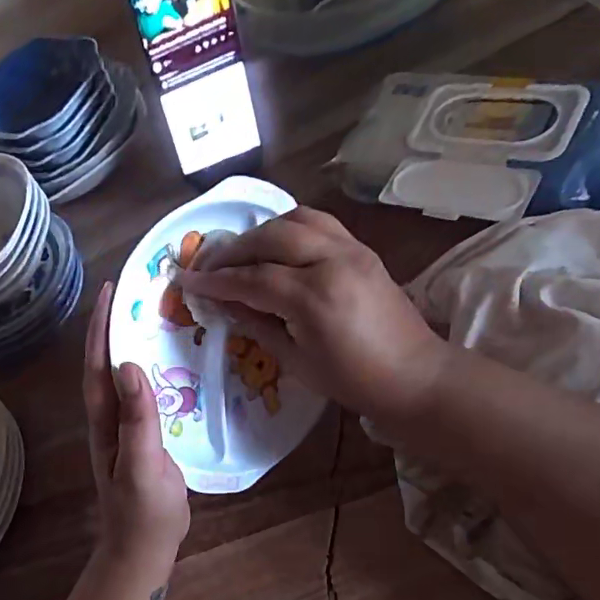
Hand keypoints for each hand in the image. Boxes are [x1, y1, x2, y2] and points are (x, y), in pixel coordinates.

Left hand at [83, 280, 188, 562]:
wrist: (144, 546)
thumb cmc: (143, 512)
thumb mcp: (142, 466)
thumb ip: (136, 420)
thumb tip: (129, 366)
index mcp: (105, 420)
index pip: (98, 364)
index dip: (101, 327)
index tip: (110, 290)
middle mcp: (111, 417)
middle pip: (108, 362)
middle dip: (115, 325)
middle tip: (137, 291)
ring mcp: (127, 428)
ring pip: (126, 375)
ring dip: (133, 342)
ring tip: (155, 313)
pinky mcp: (146, 437)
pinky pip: (146, 393)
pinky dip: (154, 369)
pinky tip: (173, 361)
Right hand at [178, 206, 451, 423]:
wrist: (414, 375)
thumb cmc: (351, 379)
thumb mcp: (295, 360)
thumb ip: (257, 325)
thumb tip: (225, 304)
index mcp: (314, 297)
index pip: (252, 279)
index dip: (215, 281)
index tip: (186, 281)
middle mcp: (332, 262)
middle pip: (270, 239)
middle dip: (233, 250)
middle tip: (209, 266)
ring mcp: (352, 250)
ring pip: (295, 220)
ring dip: (262, 233)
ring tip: (241, 253)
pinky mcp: (362, 249)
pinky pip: (319, 223)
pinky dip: (290, 228)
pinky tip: (276, 246)